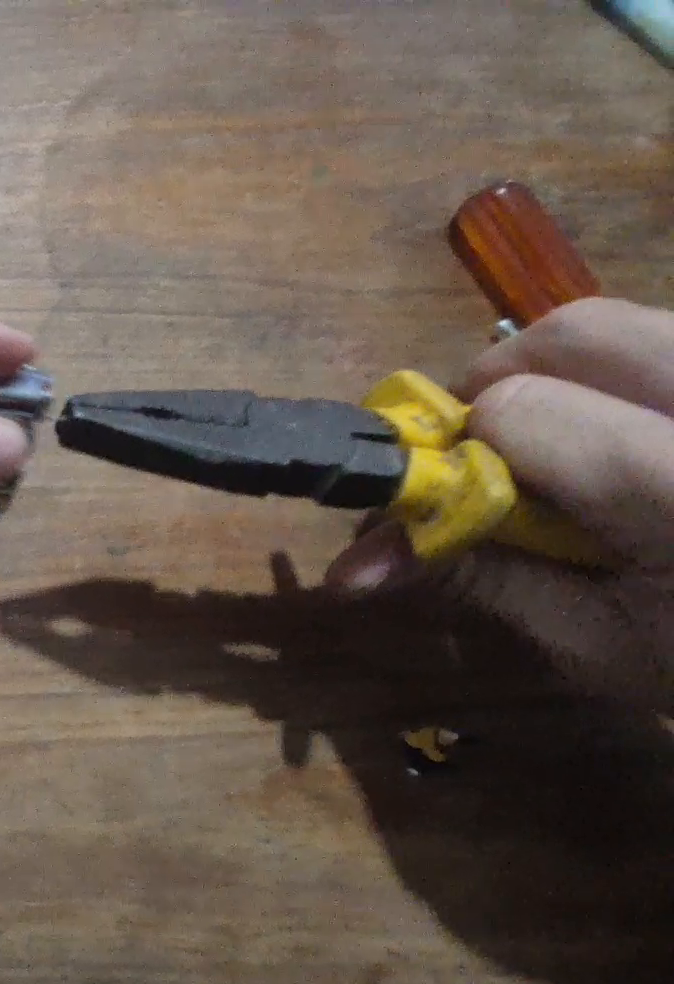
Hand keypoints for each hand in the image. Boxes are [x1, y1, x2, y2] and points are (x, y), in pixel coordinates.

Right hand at [326, 298, 673, 709]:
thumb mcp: (602, 644)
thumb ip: (481, 577)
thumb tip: (354, 566)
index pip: (518, 409)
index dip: (456, 455)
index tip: (433, 505)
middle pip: (571, 333)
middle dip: (498, 387)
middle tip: (490, 456)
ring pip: (632, 325)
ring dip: (566, 382)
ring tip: (571, 455)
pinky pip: (670, 355)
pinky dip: (628, 389)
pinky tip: (637, 451)